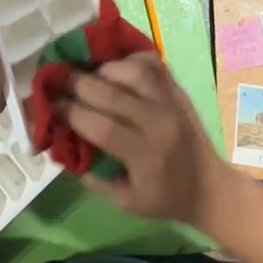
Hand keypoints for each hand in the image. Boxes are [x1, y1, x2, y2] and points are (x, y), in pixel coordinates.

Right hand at [60, 53, 237, 227]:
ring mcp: (171, 101)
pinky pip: (152, 63)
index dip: (70, 112)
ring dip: (104, 69)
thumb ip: (93, 178)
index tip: (51, 105)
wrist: (211, 188)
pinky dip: (130, 60)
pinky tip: (117, 68)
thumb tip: (62, 146)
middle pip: (110, 93)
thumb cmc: (166, 198)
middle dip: (78, 84)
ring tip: (90, 75)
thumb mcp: (126, 202)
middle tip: (59, 81)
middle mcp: (158, 123)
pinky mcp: (178, 89)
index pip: (99, 126)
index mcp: (144, 155)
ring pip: (132, 70)